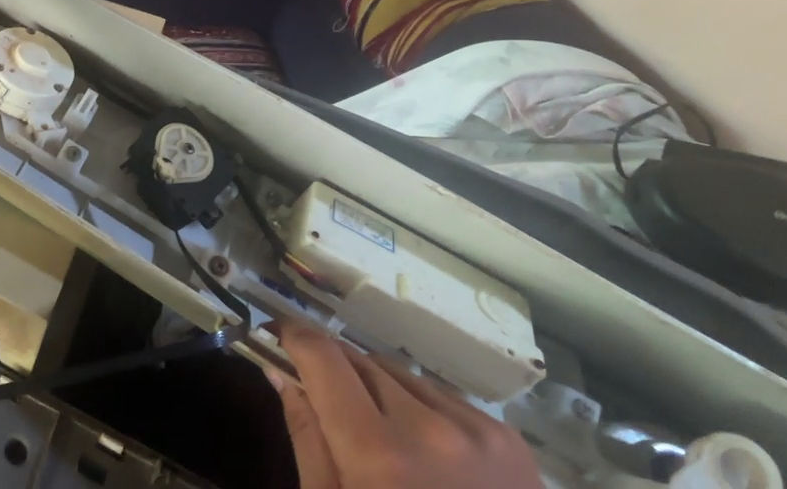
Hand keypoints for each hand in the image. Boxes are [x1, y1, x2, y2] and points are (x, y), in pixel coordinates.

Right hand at [271, 327, 543, 488]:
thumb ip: (307, 436)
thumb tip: (280, 372)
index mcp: (377, 453)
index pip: (322, 355)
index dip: (294, 336)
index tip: (277, 333)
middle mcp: (429, 428)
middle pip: (360, 360)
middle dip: (333, 369)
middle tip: (320, 390)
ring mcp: (476, 431)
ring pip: (400, 375)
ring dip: (378, 389)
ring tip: (378, 431)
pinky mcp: (509, 439)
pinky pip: (443, 397)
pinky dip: (421, 410)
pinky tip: (423, 450)